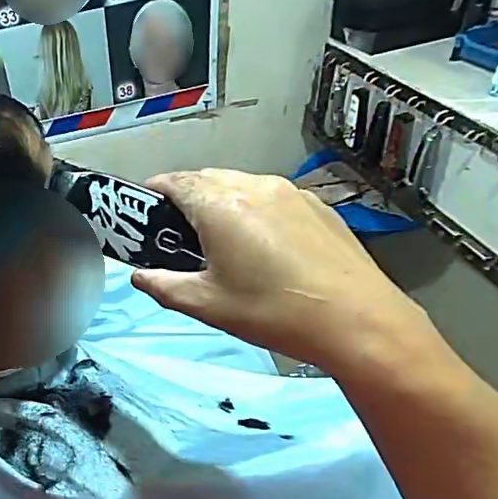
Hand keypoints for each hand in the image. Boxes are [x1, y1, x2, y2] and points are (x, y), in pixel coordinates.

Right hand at [130, 169, 433, 373]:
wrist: (357, 319)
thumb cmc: (274, 312)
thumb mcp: (209, 306)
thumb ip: (165, 287)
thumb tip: (140, 276)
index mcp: (221, 205)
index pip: (175, 182)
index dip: (154, 193)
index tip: (145, 212)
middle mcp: (255, 186)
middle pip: (209, 179)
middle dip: (188, 198)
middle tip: (181, 234)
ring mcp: (292, 193)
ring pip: (244, 186)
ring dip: (225, 203)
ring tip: (224, 242)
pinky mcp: (319, 207)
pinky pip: (275, 198)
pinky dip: (258, 211)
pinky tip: (267, 247)